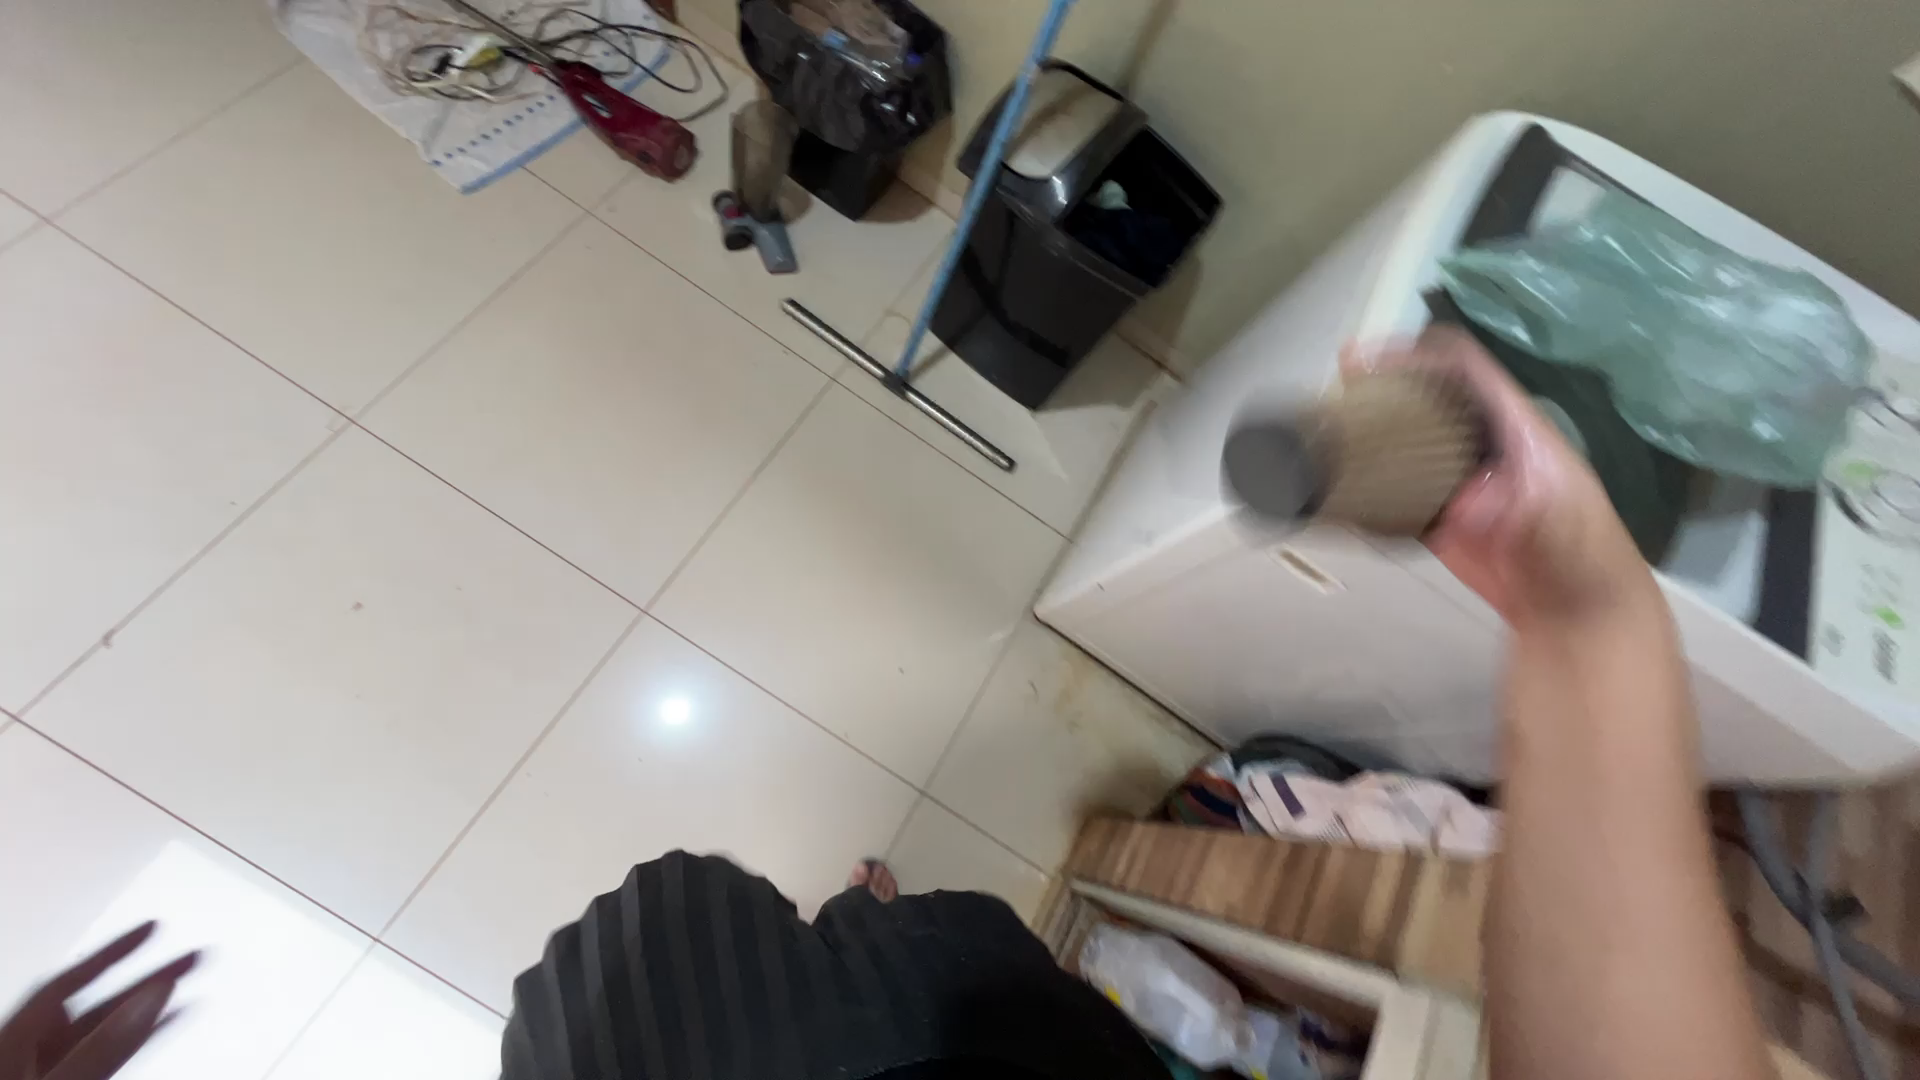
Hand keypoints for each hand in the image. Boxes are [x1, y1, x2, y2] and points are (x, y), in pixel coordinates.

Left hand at [0, 923, 197, 1079]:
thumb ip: (102, 1049)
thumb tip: (160, 991)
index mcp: (8, 1049)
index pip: (61, 987)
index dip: (108, 954)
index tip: (154, 927)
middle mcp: (24, 1060)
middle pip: (89, 1008)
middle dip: (144, 977)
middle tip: (195, 956)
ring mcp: (45, 1076)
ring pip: (102, 1033)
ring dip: (150, 1005)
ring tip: (193, 982)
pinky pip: (108, 1059)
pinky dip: (142, 1036)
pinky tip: (173, 1020)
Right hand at [1343, 326, 1656, 628]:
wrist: (1573, 607)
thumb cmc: (1580, 555)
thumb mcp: (1559, 520)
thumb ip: (1514, 503)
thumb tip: (1462, 499)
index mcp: (1512, 427)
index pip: (1464, 372)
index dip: (1417, 355)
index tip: (1368, 360)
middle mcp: (1475, 444)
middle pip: (1423, 398)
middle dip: (1378, 386)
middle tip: (1333, 389)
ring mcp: (1450, 481)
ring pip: (1400, 442)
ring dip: (1364, 433)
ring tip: (1321, 428)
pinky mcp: (1429, 517)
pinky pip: (1388, 493)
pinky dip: (1361, 487)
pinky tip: (1334, 485)